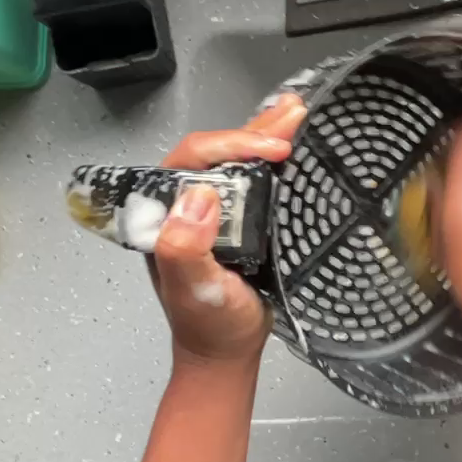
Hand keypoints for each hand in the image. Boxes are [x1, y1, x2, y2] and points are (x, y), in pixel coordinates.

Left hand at [151, 94, 306, 364]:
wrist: (229, 351)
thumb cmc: (209, 325)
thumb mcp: (194, 291)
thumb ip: (184, 250)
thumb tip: (198, 197)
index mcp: (166, 213)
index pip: (194, 160)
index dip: (233, 147)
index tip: (274, 152)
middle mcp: (187, 204)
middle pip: (216, 151)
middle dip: (254, 129)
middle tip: (292, 113)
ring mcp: (215, 208)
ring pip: (236, 158)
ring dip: (265, 131)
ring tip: (294, 110)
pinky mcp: (240, 215)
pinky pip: (253, 175)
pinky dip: (273, 153)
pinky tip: (290, 137)